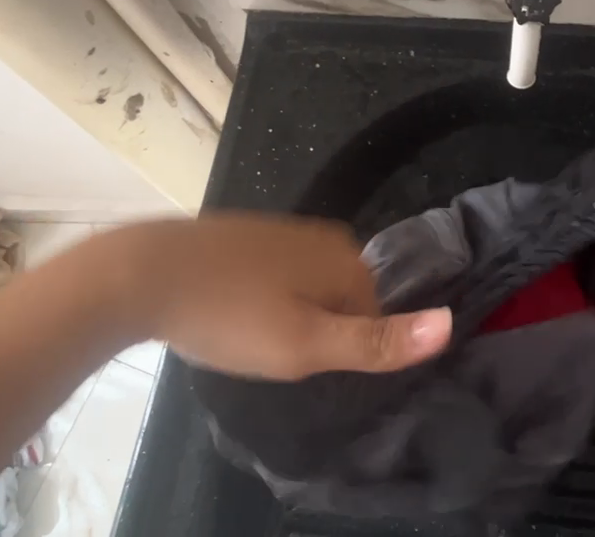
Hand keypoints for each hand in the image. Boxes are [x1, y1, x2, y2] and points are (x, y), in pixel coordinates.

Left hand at [84, 214, 450, 379]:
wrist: (143, 273)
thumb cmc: (230, 314)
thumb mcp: (306, 344)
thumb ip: (378, 341)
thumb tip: (452, 323)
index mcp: (345, 258)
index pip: (372, 317)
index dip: (337, 349)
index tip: (300, 364)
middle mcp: (323, 235)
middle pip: (340, 300)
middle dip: (313, 331)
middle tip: (271, 353)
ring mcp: (283, 230)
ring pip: (306, 289)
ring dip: (286, 316)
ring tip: (246, 338)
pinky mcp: (249, 234)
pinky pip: (276, 275)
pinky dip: (261, 298)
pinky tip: (230, 313)